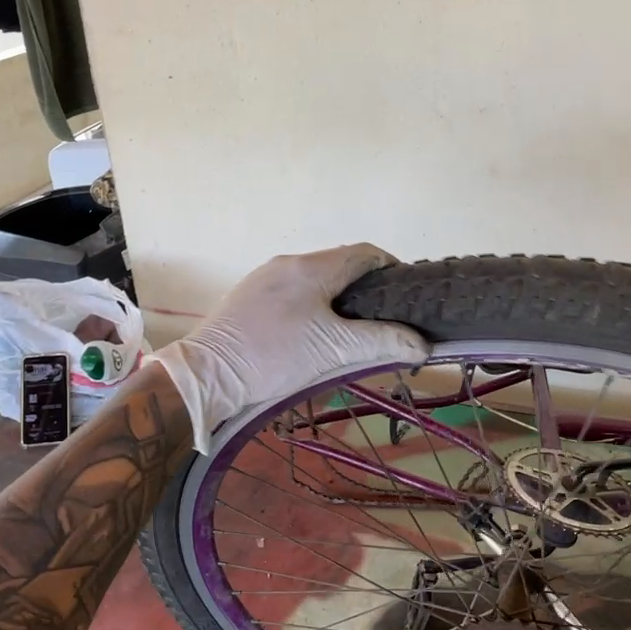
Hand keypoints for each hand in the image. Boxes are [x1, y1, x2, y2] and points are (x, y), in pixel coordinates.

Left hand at [148, 244, 430, 451]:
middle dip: (366, 288)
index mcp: (311, 267)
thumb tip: (423, 344)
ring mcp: (263, 278)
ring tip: (352, 331)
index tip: (406, 297)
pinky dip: (313, 306)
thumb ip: (382, 342)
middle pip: (339, 265)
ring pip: (314, 280)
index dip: (391, 270)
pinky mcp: (247, 298)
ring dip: (339, 299)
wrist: (207, 377)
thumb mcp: (335, 352)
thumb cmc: (274, 358)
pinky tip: (314, 334)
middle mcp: (287, 263)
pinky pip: (292, 293)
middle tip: (383, 320)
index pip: (365, 253)